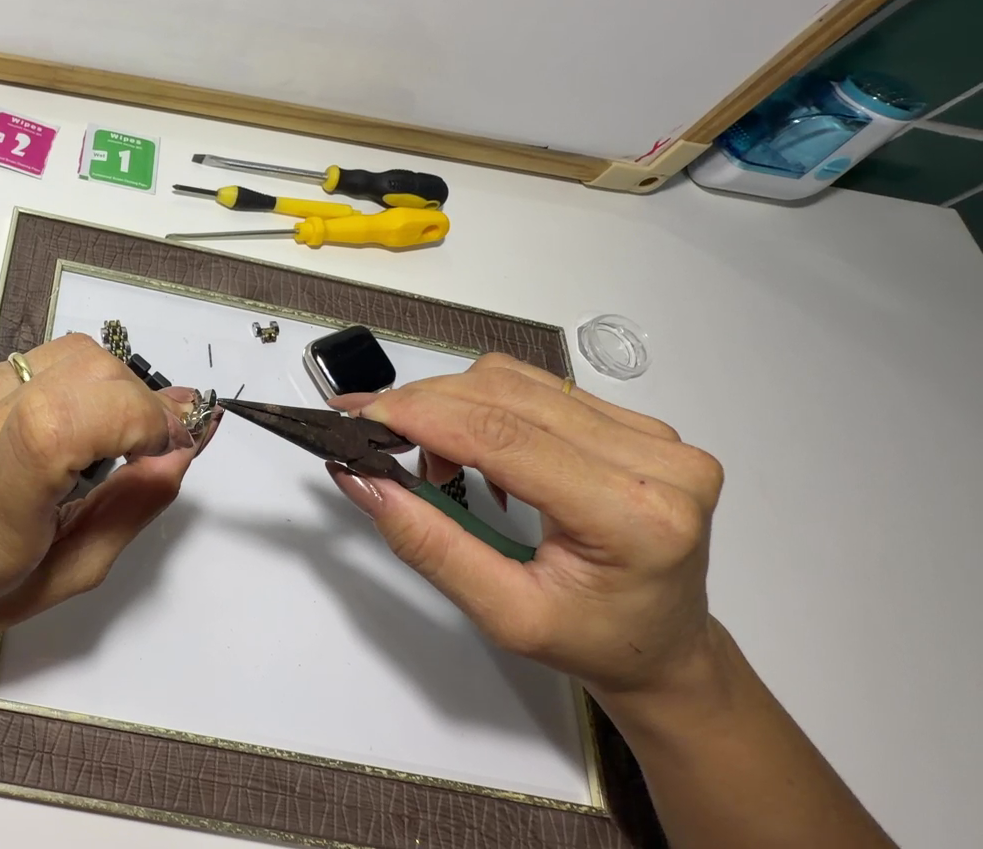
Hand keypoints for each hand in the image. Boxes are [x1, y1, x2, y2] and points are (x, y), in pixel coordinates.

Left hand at [0, 334, 209, 660]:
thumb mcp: (62, 580)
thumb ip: (129, 510)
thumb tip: (182, 447)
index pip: (55, 426)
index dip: (133, 418)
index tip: (165, 448)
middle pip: (79, 370)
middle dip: (141, 399)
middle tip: (153, 447)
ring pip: (68, 352)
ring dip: (114, 386)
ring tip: (114, 438)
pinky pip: (41, 360)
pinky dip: (80, 383)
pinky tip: (73, 426)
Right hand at [332, 353, 722, 697]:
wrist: (668, 645)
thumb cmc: (591, 640)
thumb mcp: (502, 614)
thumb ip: (428, 544)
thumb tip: (359, 478)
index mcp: (632, 518)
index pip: (502, 437)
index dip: (420, 416)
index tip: (356, 417)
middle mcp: (656, 463)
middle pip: (503, 395)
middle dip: (421, 404)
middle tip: (368, 429)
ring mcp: (653, 436)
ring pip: (513, 380)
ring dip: (448, 402)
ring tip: (428, 453)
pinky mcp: (639, 424)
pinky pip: (535, 386)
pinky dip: (480, 403)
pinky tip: (470, 444)